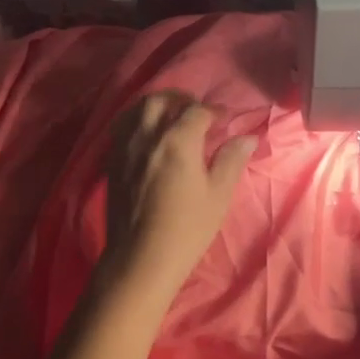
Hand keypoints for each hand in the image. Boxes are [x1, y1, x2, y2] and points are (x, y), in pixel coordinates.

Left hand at [102, 92, 255, 295]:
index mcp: (178, 140)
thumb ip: (231, 160)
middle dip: (182, 100)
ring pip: (138, 109)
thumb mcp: (218, 195)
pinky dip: (137, 120)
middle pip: (162, 100)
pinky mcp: (113, 161)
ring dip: (157, 106)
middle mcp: (148, 135)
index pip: (198, 111)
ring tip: (171, 117)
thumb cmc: (187, 229)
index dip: (215, 112)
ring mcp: (126, 146)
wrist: (141, 258)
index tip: (226, 120)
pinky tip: (148, 134)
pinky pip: (122, 126)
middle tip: (197, 112)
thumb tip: (246, 137)